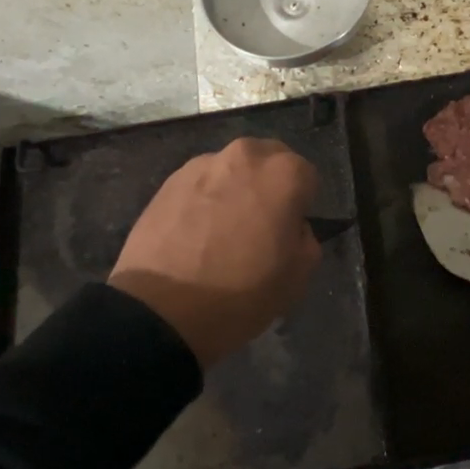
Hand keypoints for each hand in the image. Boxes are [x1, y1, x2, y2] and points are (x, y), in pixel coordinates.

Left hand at [108, 138, 320, 367]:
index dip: (301, 205)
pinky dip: (203, 201)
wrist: (162, 312)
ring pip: (231, 171)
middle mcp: (245, 156)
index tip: (288, 231)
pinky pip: (200, 185)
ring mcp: (202, 165)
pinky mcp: (168, 181)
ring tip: (220, 232)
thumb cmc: (241, 293)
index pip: (307, 177)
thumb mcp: (298, 277)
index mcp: (284, 173)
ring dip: (234, 190)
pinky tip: (194, 235)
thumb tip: (290, 228)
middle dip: (268, 185)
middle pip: (268, 161)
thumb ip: (305, 238)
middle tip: (259, 225)